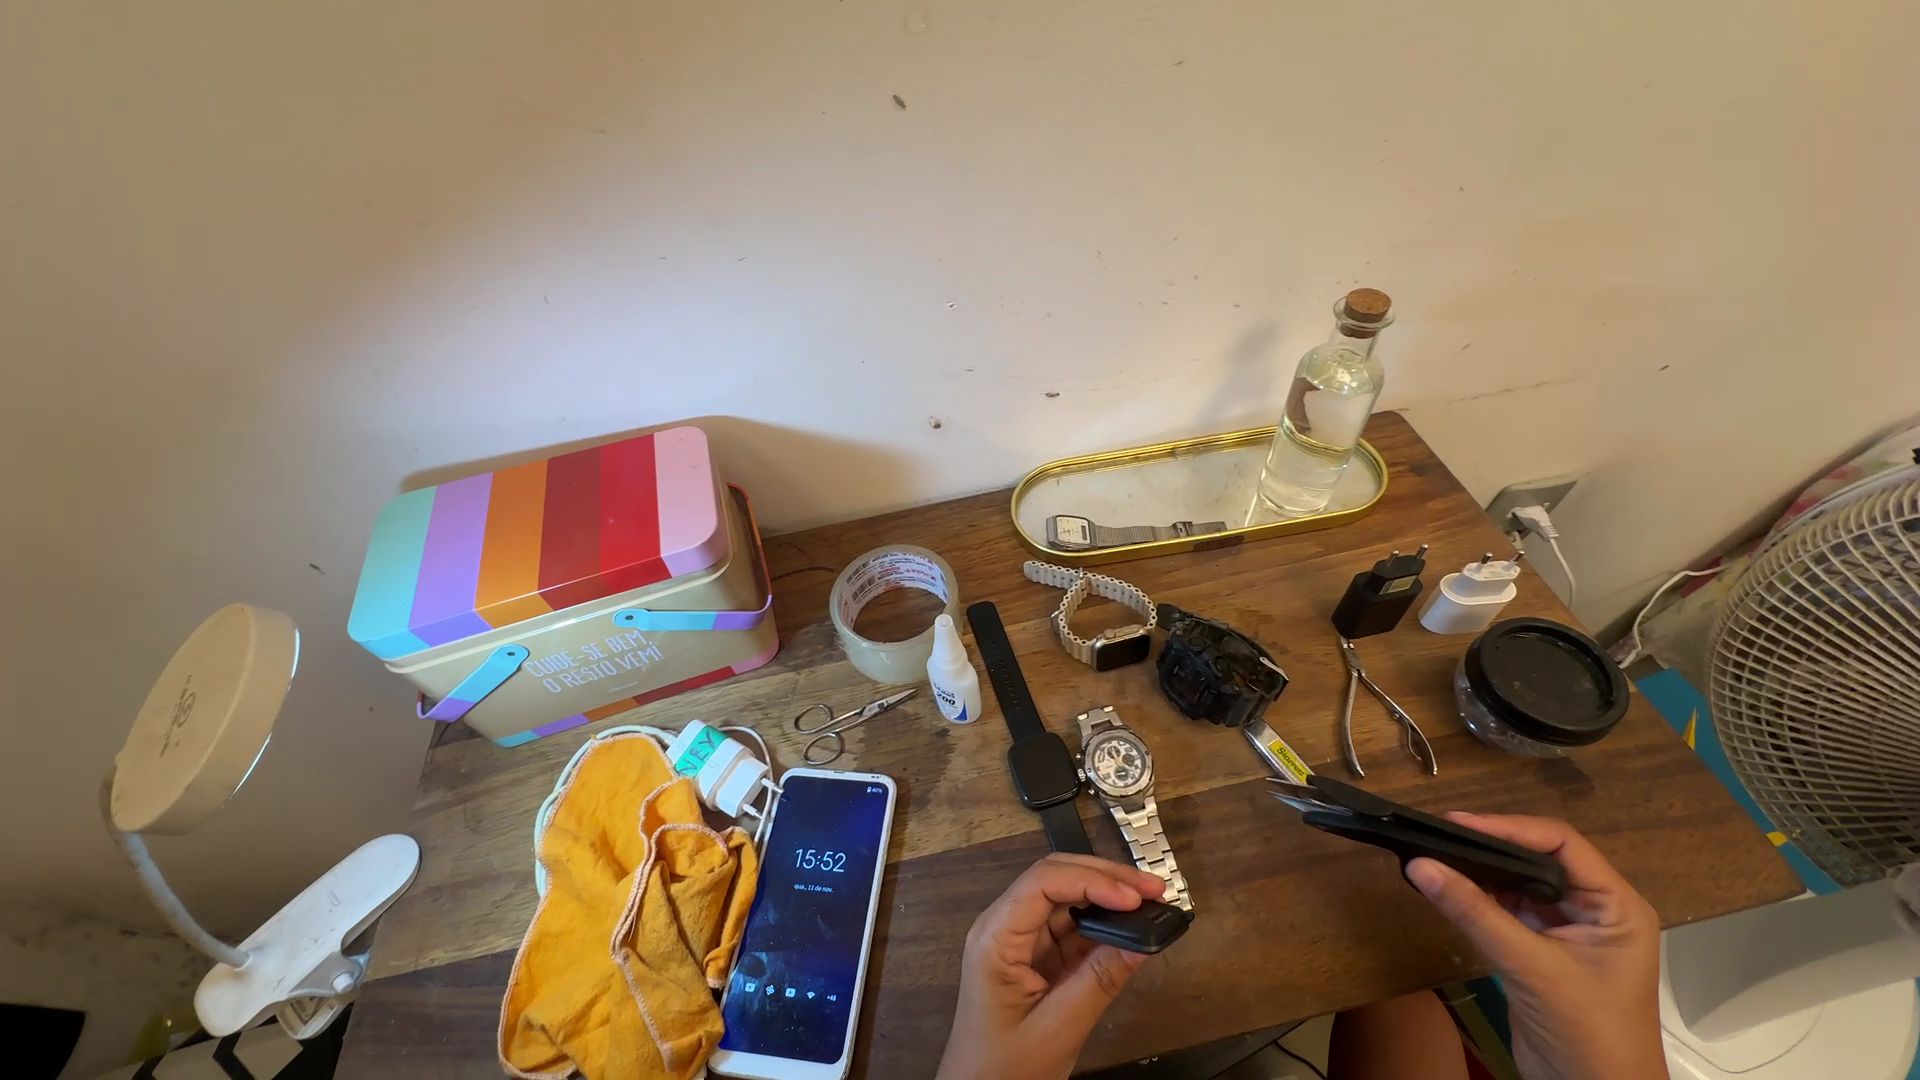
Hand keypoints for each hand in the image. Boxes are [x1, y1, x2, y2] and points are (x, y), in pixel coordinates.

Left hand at [934, 854, 1167, 1079]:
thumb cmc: (1004, 1069)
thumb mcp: (1057, 1028)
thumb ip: (1099, 980)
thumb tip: (1141, 940)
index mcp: (996, 936)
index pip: (1043, 883)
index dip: (1091, 880)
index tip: (1133, 897)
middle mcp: (1005, 925)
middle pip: (1055, 878)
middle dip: (1105, 877)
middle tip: (1152, 888)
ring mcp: (1020, 938)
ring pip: (1066, 896)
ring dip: (1107, 894)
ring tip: (1148, 900)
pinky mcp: (1035, 954)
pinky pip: (1071, 925)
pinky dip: (1103, 920)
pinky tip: (1129, 924)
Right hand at [1405, 814, 1667, 1079]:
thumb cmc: (1588, 1032)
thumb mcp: (1531, 968)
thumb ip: (1474, 913)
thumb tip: (1417, 865)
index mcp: (1615, 906)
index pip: (1560, 844)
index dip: (1508, 827)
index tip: (1456, 823)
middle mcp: (1593, 908)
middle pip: (1536, 856)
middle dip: (1488, 844)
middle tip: (1438, 833)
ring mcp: (1565, 927)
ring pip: (1515, 879)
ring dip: (1477, 868)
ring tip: (1432, 853)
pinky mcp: (1538, 946)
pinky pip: (1502, 906)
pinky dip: (1473, 894)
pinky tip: (1442, 885)